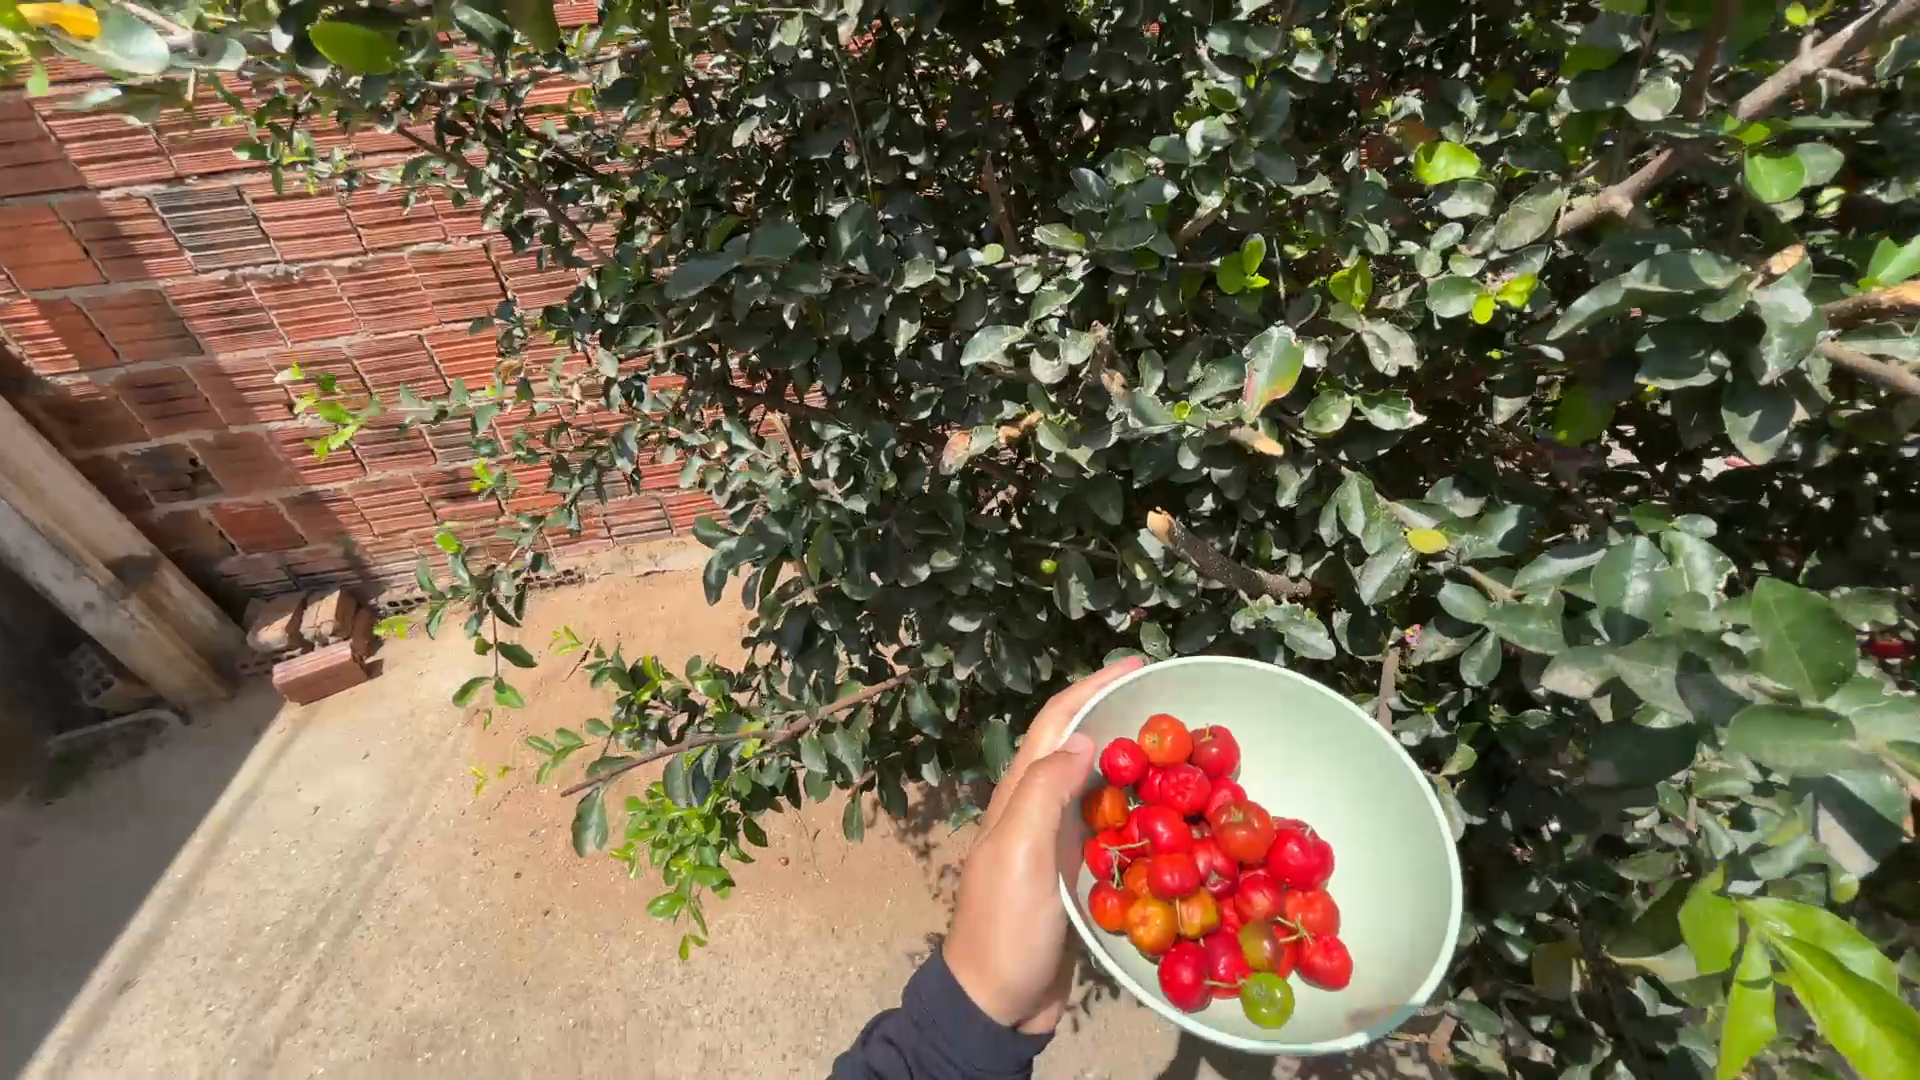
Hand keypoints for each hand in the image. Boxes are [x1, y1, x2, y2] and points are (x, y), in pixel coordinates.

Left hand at [943, 657, 1146, 1033]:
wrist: (998, 998)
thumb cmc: (1005, 924)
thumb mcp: (1020, 852)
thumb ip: (1044, 791)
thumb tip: (1083, 738)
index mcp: (1019, 791)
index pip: (1055, 722)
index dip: (1090, 688)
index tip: (1133, 666)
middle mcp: (1036, 804)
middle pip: (1076, 742)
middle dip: (1114, 712)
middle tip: (1167, 704)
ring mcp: (1056, 836)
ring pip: (1095, 779)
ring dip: (1128, 756)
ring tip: (1176, 746)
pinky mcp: (1075, 866)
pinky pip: (1109, 821)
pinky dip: (1134, 803)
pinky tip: (1165, 806)